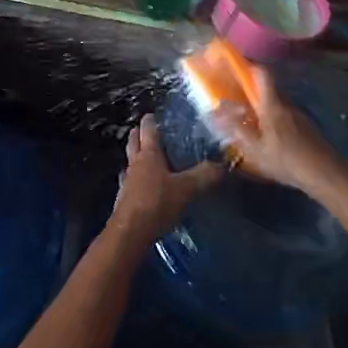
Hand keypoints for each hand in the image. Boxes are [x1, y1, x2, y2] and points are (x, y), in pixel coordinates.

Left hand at [109, 114, 224, 245]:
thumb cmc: (157, 203)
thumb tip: (223, 166)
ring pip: (130, 162)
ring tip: (145, 157)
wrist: (131, 233)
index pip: (148, 130)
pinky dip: (136, 180)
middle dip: (138, 135)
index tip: (152, 115)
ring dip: (136, 158)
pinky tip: (142, 186)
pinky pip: (130, 183)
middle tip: (145, 131)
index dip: (150, 121)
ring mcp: (127, 182)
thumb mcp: (186, 188)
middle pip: (134, 143)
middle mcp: (135, 164)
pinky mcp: (124, 200)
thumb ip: (204, 175)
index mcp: (149, 155)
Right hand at [216, 66, 343, 193]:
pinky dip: (273, 118)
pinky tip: (268, 137)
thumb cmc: (287, 161)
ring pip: (276, 103)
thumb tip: (216, 110)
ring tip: (249, 121)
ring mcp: (299, 115)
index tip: (235, 66)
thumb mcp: (256, 149)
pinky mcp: (306, 127)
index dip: (249, 65)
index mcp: (273, 106)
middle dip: (251, 90)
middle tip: (235, 99)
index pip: (262, 74)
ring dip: (262, 107)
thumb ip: (236, 129)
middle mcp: (287, 105)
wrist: (326, 175)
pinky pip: (285, 115)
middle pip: (268, 89)